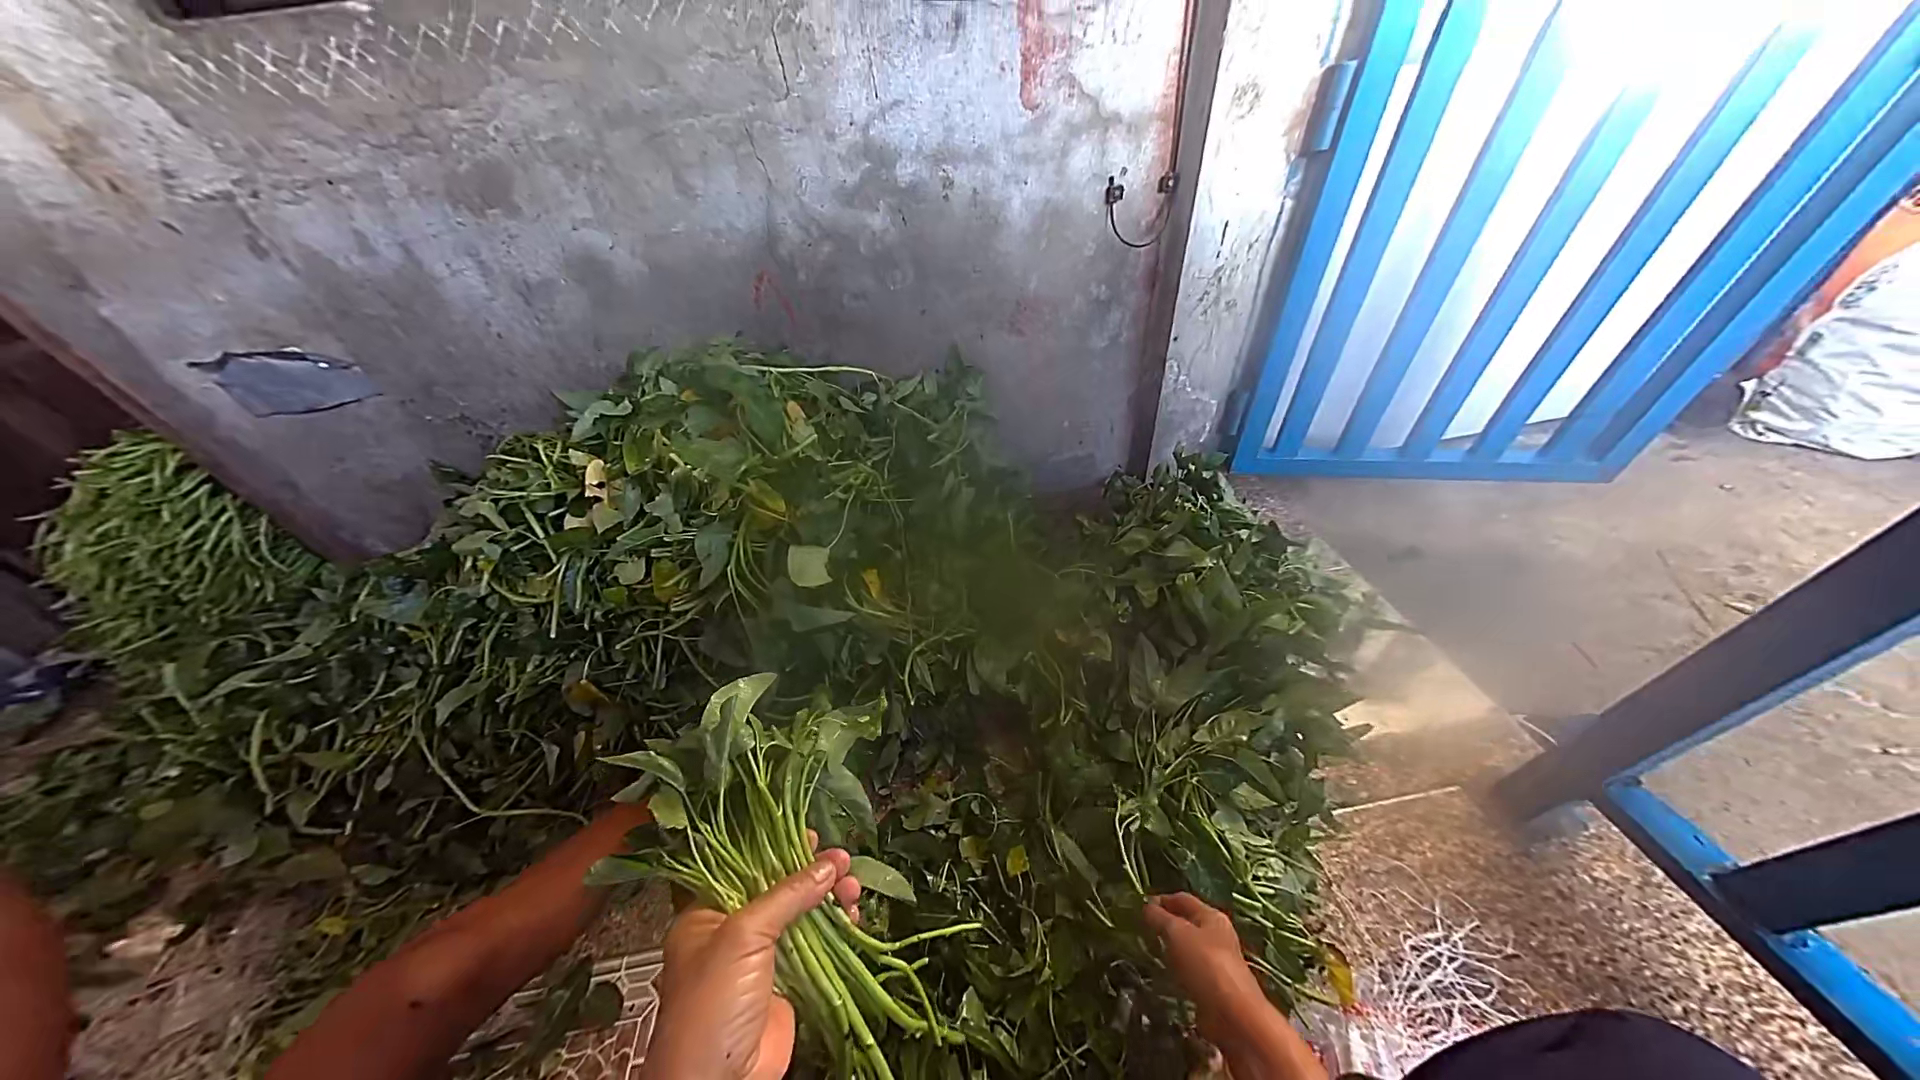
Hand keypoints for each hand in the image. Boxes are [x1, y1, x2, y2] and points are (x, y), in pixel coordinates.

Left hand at [641, 849, 861, 1079]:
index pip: (748, 868)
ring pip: (802, 915)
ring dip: (830, 899)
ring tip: (852, 889)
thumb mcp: (743, 935)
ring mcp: (762, 958)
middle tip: (843, 862)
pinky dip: (836, 928)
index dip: (780, 850)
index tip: (812, 837)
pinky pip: (816, 945)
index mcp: (708, 916)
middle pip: (781, 890)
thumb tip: (827, 865)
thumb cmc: (712, 1004)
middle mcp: (734, 932)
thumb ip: (786, 895)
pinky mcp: (788, 981)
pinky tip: (852, 915)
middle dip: (814, 875)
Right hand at [1143, 893, 1269, 1048]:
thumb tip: (1146, 907)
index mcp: (1212, 917)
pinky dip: (1177, 971)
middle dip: (1165, 924)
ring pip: (1188, 949)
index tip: (1140, 907)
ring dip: (1170, 949)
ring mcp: (1218, 963)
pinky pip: (1190, 972)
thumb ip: (1159, 918)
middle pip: (1187, 923)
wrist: (1234, 1016)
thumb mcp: (1176, 933)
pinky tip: (1164, 976)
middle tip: (1142, 929)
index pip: (1183, 900)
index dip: (1161, 900)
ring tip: (1149, 951)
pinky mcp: (1215, 988)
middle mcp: (1218, 936)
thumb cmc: (1205, 964)